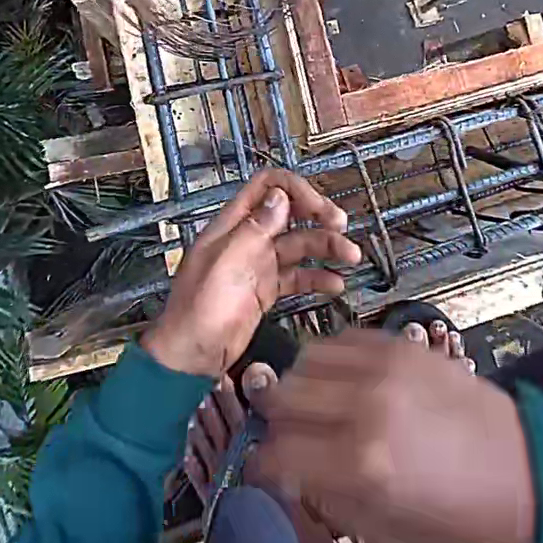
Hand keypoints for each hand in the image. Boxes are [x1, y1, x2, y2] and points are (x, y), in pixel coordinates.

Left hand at [140, 169, 357, 377]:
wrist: (192, 354)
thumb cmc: (199, 309)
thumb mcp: (227, 262)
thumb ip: (255, 229)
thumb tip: (279, 197)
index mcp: (232, 224)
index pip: (266, 187)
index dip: (294, 189)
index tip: (318, 206)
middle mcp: (247, 239)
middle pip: (288, 213)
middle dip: (317, 215)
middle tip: (340, 225)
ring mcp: (258, 264)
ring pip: (298, 245)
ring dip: (326, 247)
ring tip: (350, 256)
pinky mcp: (266, 289)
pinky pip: (297, 276)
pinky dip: (318, 277)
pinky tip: (334, 283)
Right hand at [254, 329, 535, 542]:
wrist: (531, 473)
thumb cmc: (473, 514)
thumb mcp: (396, 539)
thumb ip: (332, 505)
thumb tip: (292, 479)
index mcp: (364, 463)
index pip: (278, 451)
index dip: (261, 462)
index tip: (263, 464)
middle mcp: (366, 405)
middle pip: (281, 394)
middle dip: (274, 417)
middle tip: (285, 432)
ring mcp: (382, 368)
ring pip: (303, 358)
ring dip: (299, 384)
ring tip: (312, 404)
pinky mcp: (399, 346)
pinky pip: (339, 337)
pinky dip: (328, 358)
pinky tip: (341, 380)